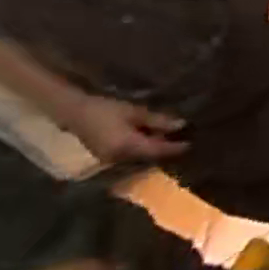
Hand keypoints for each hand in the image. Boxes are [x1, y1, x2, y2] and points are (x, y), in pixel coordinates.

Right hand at [64, 94, 187, 163]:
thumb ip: (158, 121)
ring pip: (139, 157)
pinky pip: (129, 155)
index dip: (174, 148)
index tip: (191, 145)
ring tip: (172, 139)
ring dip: (154, 150)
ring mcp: (110, 160)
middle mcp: (118, 158)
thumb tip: (181, 125)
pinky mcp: (106, 156)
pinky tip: (152, 139)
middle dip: (166, 150)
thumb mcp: (136, 112)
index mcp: (127, 147)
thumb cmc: (108, 110)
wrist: (77, 114)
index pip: (156, 151)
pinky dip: (143, 149)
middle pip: (148, 157)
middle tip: (185, 141)